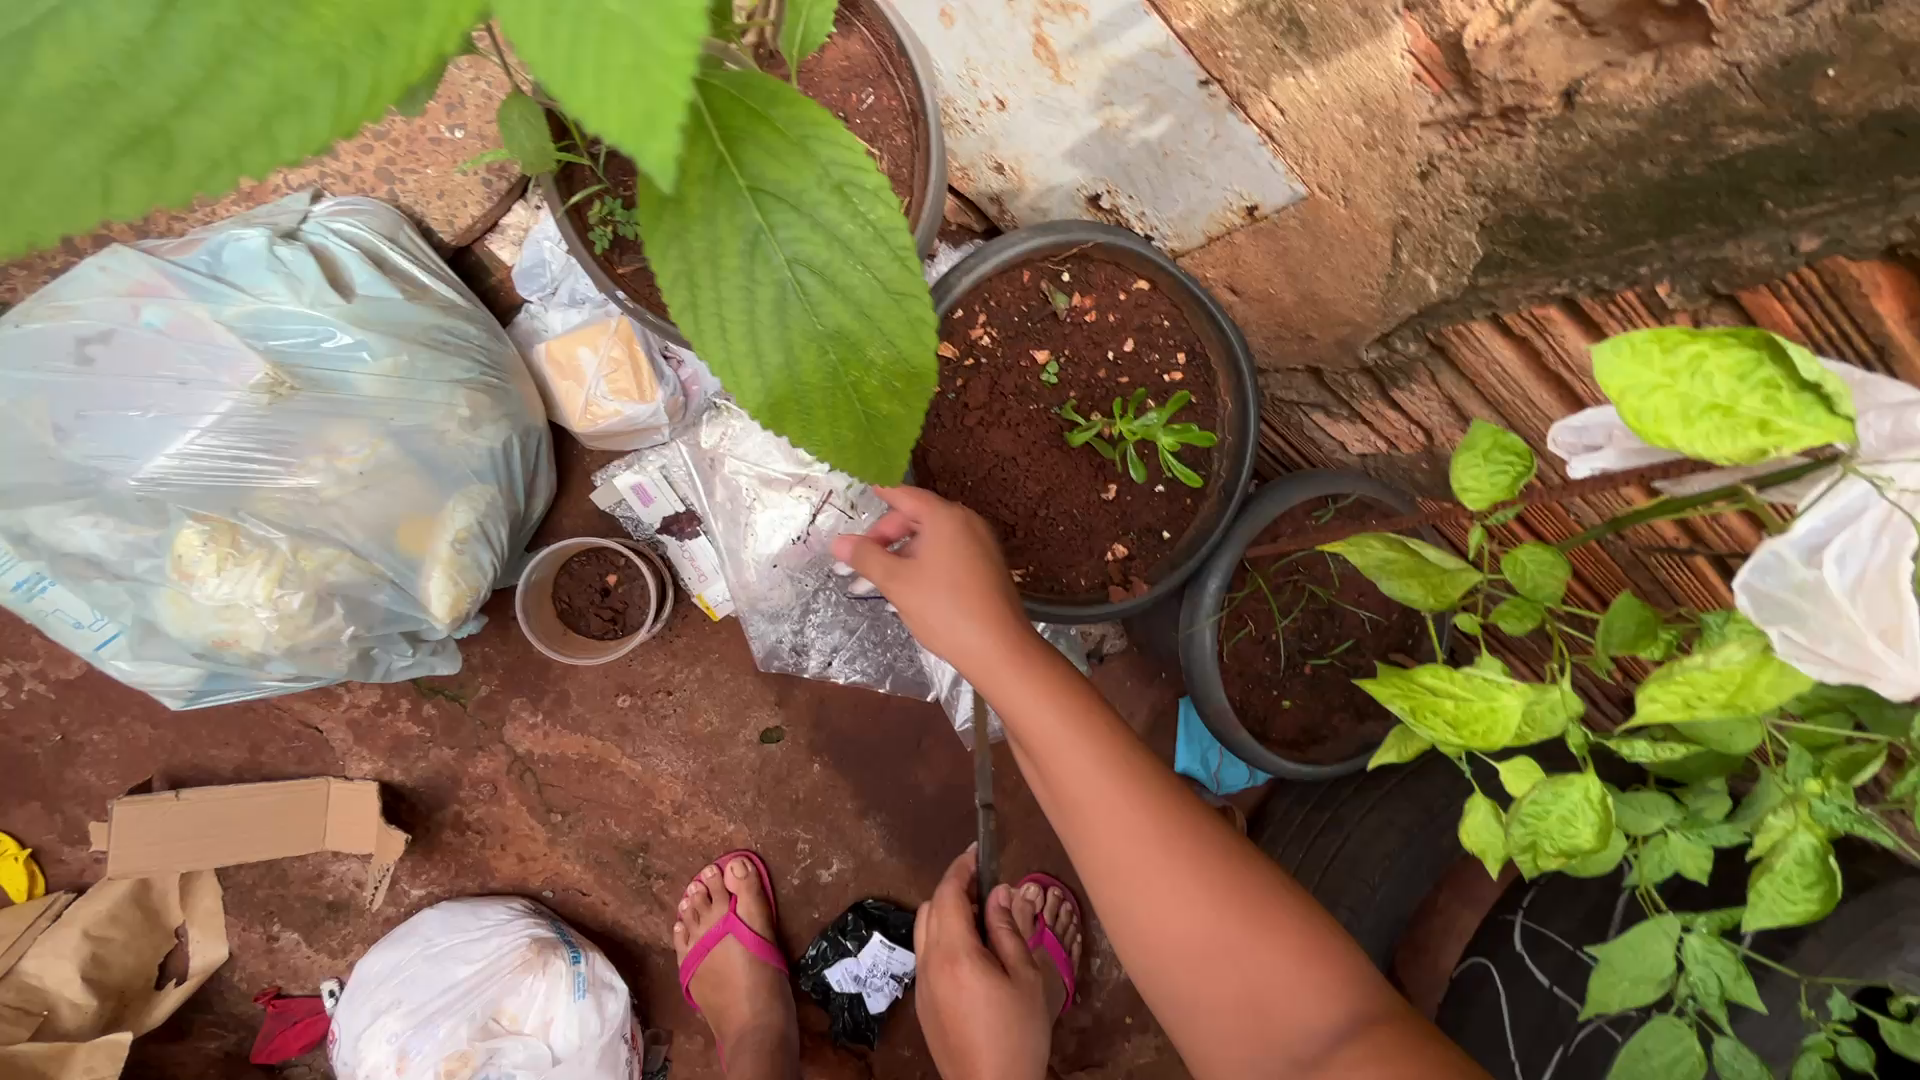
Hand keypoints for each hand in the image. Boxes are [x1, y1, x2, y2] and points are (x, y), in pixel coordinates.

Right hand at [832, 485, 1033, 672]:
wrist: (999, 648)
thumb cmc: (945, 609)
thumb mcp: (897, 582)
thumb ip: (866, 557)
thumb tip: (838, 542)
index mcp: (945, 516)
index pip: (904, 495)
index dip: (880, 494)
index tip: (861, 493)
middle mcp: (967, 522)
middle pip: (918, 516)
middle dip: (887, 535)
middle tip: (864, 561)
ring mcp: (981, 544)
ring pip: (933, 538)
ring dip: (904, 553)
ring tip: (883, 581)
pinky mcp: (988, 566)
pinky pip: (950, 553)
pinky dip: (926, 562)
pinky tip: (912, 588)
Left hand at [913, 846, 1050, 1079]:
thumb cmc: (1017, 1034)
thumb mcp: (1024, 978)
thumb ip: (1008, 930)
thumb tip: (998, 892)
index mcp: (954, 953)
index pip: (948, 893)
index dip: (962, 867)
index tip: (978, 851)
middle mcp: (929, 963)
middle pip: (931, 906)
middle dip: (955, 887)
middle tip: (987, 886)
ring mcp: (921, 985)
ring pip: (924, 929)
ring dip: (946, 911)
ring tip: (982, 918)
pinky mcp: (922, 1003)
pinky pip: (926, 954)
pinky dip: (942, 936)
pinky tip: (972, 953)